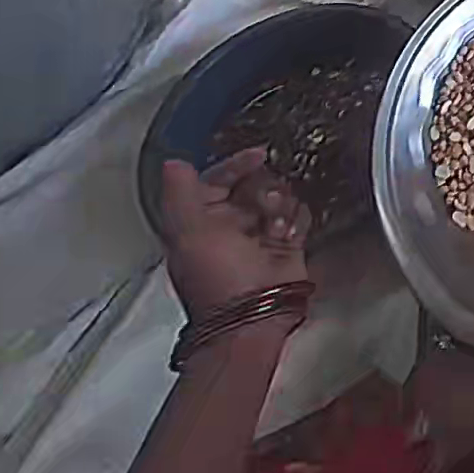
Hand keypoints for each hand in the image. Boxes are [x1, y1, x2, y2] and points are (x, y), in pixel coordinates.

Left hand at [159, 150, 309, 315]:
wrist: (255, 316)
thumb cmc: (218, 280)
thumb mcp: (189, 233)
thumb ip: (181, 194)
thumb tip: (174, 163)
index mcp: (202, 221)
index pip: (219, 178)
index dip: (236, 164)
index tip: (257, 156)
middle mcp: (232, 225)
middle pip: (254, 184)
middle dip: (263, 187)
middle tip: (266, 201)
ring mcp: (261, 234)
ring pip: (279, 196)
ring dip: (281, 205)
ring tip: (275, 224)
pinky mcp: (288, 243)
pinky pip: (299, 214)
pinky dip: (297, 219)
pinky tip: (289, 233)